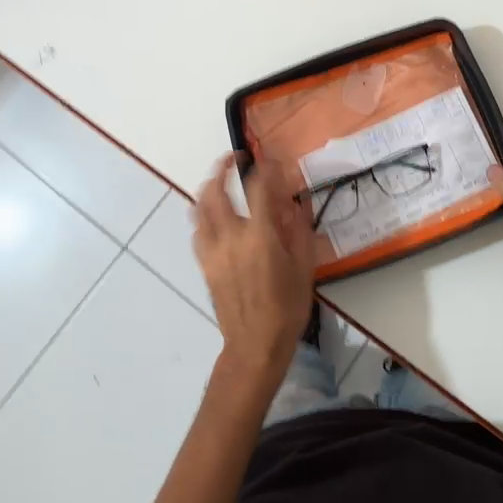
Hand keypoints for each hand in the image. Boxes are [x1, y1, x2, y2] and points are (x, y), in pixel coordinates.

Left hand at [192, 153, 317, 374]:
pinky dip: (203, 214)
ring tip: (219, 180)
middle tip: (235, 158)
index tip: (269, 157)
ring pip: (200, 207)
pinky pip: (197, 230)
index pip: (257, 188)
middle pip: (216, 190)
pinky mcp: (204, 265)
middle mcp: (231, 237)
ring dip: (208, 187)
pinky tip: (212, 214)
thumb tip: (297, 199)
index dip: (263, 167)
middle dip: (223, 168)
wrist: (255, 345)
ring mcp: (213, 251)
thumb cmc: (287, 307)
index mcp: (260, 236)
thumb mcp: (304, 266)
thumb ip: (300, 228)